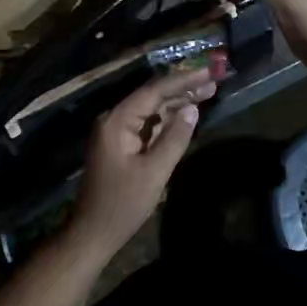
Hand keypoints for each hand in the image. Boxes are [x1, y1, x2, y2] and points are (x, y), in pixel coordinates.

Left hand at [72, 69, 216, 250]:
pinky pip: (148, 123)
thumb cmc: (123, 204)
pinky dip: (169, 118)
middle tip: (214, 81)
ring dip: (178, 102)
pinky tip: (187, 114)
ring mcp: (117, 132)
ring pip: (152, 109)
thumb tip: (193, 109)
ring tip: (208, 92)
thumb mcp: (155, 171)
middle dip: (183, 88)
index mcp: (118, 121)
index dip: (184, 80)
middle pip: (153, 96)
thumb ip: (175, 137)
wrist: (93, 233)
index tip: (208, 72)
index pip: (154, 91)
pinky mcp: (121, 144)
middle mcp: (114, 119)